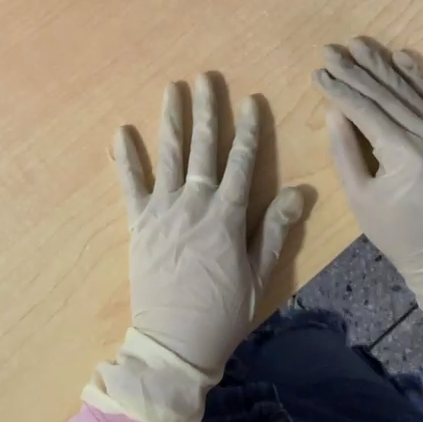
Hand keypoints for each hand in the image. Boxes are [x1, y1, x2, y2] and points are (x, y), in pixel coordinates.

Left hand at [82, 74, 305, 421]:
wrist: (174, 344)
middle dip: (207, 110)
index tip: (251, 100)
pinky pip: (130, 184)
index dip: (248, 130)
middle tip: (207, 78)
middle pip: (203, 148)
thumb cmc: (223, 312)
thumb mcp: (259, 276)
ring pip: (168, 156)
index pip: (242, 162)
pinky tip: (121, 132)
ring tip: (172, 89)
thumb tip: (301, 191)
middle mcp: (194, 203)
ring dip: (171, 120)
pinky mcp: (139, 222)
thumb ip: (275, 230)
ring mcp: (163, 210)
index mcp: (226, 216)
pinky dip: (126, 158)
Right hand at [315, 37, 422, 371]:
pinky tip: (400, 55)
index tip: (318, 72)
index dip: (340, 90)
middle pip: (386, 95)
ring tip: (358, 44)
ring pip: (409, 92)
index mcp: (405, 155)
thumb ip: (344, 149)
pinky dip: (417, 77)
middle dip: (356, 71)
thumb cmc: (393, 230)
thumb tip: (333, 108)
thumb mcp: (358, 195)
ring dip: (382, 66)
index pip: (366, 111)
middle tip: (331, 49)